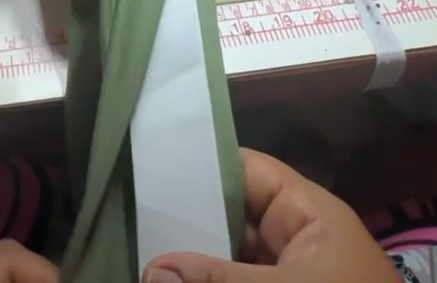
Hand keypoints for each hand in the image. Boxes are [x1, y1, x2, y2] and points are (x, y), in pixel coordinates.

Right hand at [144, 149, 395, 282]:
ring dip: (189, 263)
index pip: (243, 170)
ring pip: (228, 260)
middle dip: (182, 225)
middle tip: (128, 220)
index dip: (196, 166)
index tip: (144, 168)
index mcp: (307, 213)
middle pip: (228, 218)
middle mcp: (295, 240)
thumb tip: (151, 270)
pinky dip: (207, 281)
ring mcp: (289, 277)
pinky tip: (162, 278)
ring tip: (137, 254)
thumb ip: (218, 279)